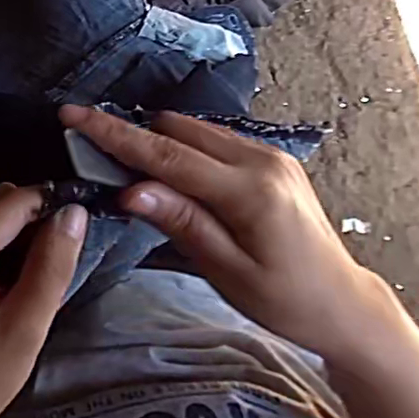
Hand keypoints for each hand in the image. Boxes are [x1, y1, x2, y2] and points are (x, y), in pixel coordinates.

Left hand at [0, 184, 88, 417]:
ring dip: (19, 230)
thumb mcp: (26, 328)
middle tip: (59, 261)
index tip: (86, 223)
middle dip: (35, 218)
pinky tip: (12, 276)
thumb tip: (75, 212)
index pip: (12, 202)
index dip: (53, 204)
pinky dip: (1, 239)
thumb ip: (52, 265)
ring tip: (36, 274)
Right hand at [57, 105, 392, 353]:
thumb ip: (182, 222)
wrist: (344, 302)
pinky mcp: (272, 160)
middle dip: (132, 136)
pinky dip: (182, 148)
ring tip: (128, 168)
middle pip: (178, 130)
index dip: (114, 134)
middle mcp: (262, 160)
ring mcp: (270, 155)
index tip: (74, 115)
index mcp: (249, 191)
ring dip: (157, 142)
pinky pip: (213, 140)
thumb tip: (129, 188)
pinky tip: (171, 175)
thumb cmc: (284, 300)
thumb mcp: (227, 271)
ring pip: (195, 130)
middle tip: (93, 154)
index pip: (167, 154)